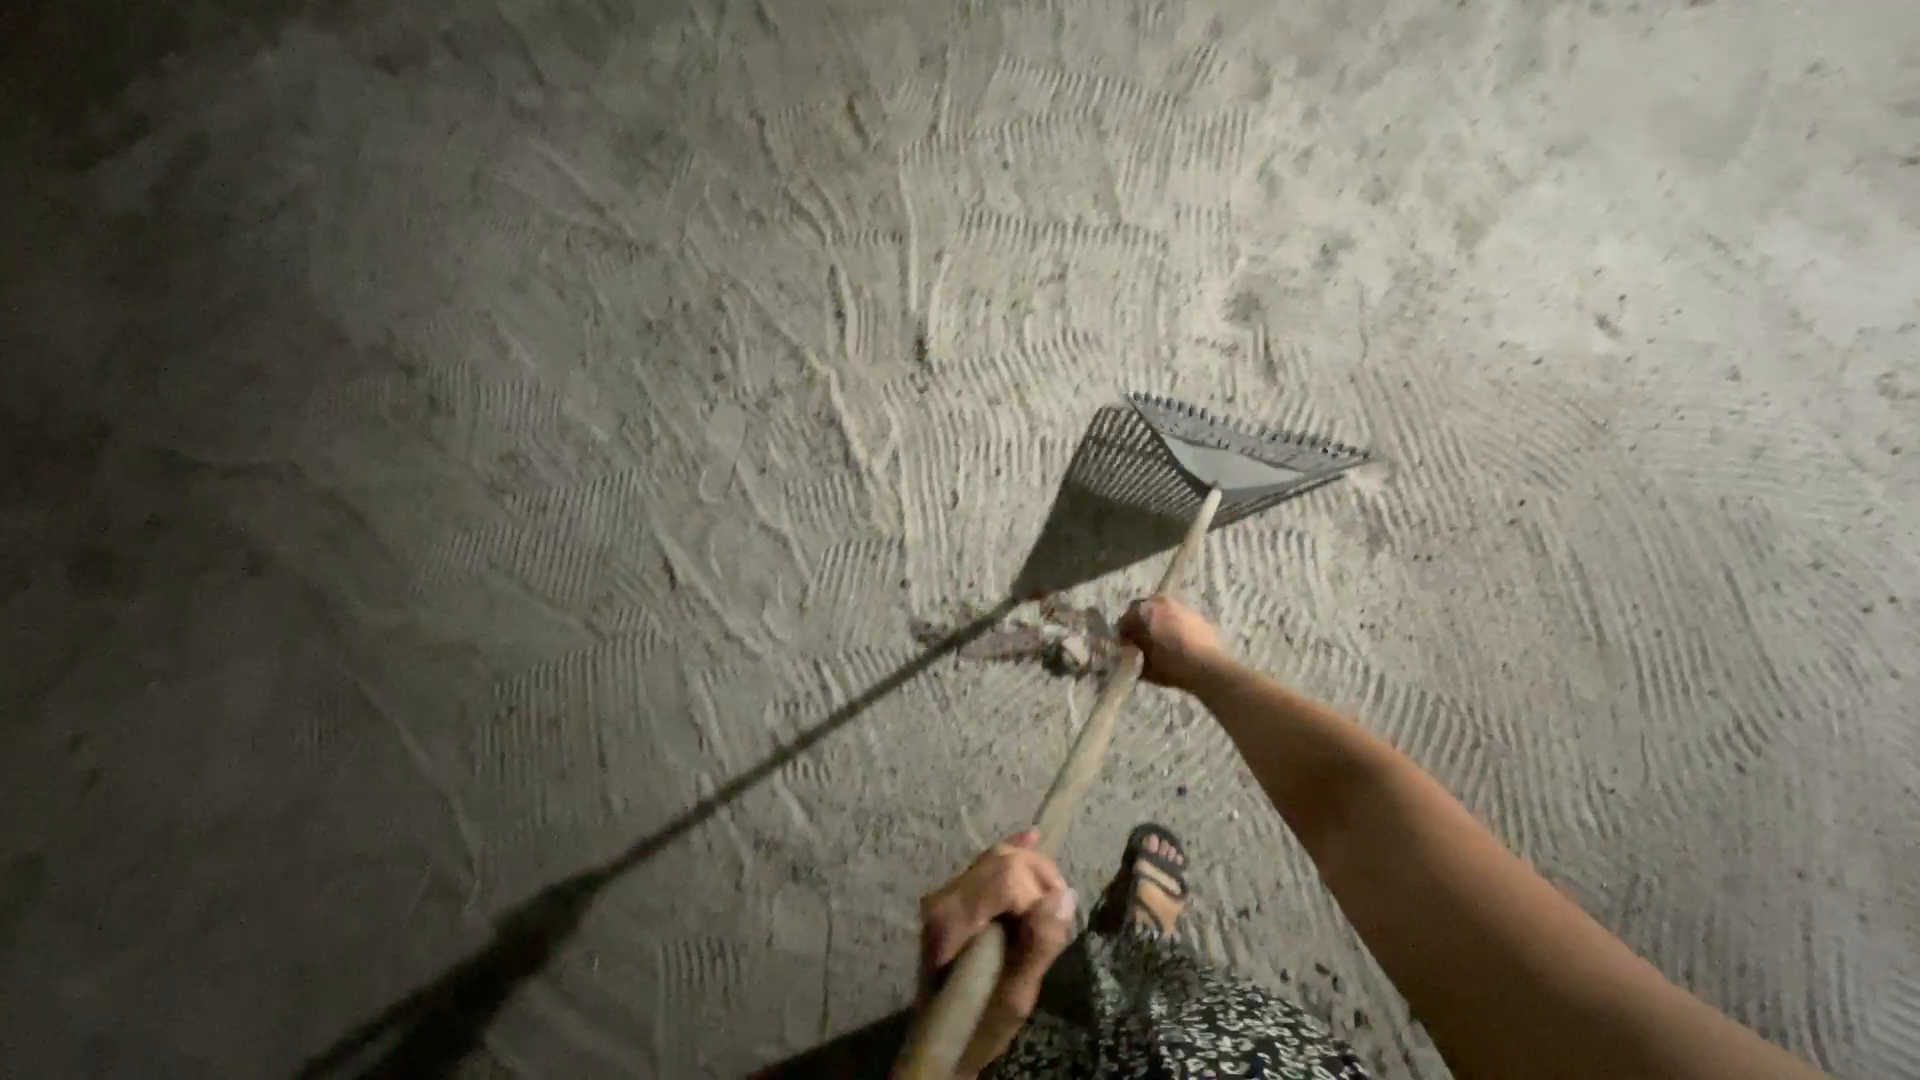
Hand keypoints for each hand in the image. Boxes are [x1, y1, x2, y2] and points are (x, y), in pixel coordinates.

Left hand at [918, 830, 1076, 1075]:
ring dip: (1033, 870)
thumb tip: (1065, 896)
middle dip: (1041, 878)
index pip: (1007, 877)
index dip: (1038, 895)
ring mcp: (946, 894)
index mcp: (953, 921)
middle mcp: (944, 897)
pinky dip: (1014, 851)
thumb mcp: (1014, 998)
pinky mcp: (954, 896)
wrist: (941, 1042)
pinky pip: (987, 862)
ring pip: (999, 856)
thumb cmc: (978, 1026)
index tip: (1048, 930)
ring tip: (1051, 901)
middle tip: (1056, 917)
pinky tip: (1033, 838)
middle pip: (1005, 859)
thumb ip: (1038, 945)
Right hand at [1119, 595, 1231, 690]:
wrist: (1210, 667)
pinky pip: (1176, 615)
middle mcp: (1161, 602)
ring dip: (1155, 619)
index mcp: (1144, 612)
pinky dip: (1172, 623)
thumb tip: (1130, 647)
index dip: (1123, 633)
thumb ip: (1133, 653)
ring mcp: (1180, 606)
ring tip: (1159, 638)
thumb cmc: (1173, 665)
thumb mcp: (1145, 664)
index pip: (1125, 619)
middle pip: (1142, 607)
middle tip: (1139, 639)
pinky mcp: (1195, 614)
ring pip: (1160, 608)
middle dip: (1138, 621)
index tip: (1125, 646)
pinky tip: (1176, 639)